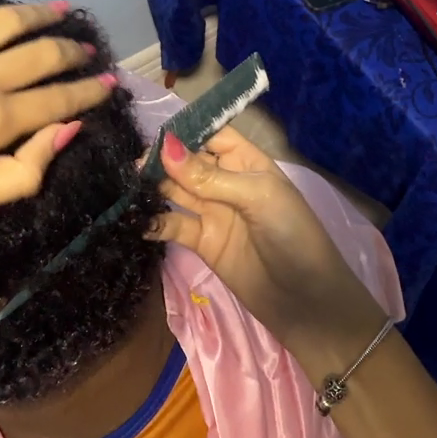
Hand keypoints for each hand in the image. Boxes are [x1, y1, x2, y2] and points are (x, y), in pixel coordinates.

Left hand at [0, 0, 114, 302]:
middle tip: (87, 48)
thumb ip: (24, 172)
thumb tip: (67, 131)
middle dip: (71, 51)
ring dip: (37, 14)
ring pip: (4, 22)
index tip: (110, 82)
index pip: (58, 101)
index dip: (88, 93)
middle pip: (40, 56)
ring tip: (59, 8)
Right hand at [150, 127, 387, 364]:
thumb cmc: (293, 237)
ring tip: (128, 186)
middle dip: (163, 159)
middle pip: (188, 161)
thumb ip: (209, 176)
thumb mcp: (257, 197)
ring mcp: (213, 212)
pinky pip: (174, 225)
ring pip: (177, 190)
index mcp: (247, 162)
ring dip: (154, 187)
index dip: (186, 132)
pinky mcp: (202, 243)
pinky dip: (155, 221)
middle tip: (134, 164)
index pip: (212, 134)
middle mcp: (227, 182)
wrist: (309, 305)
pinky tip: (138, 220)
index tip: (155, 133)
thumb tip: (166, 147)